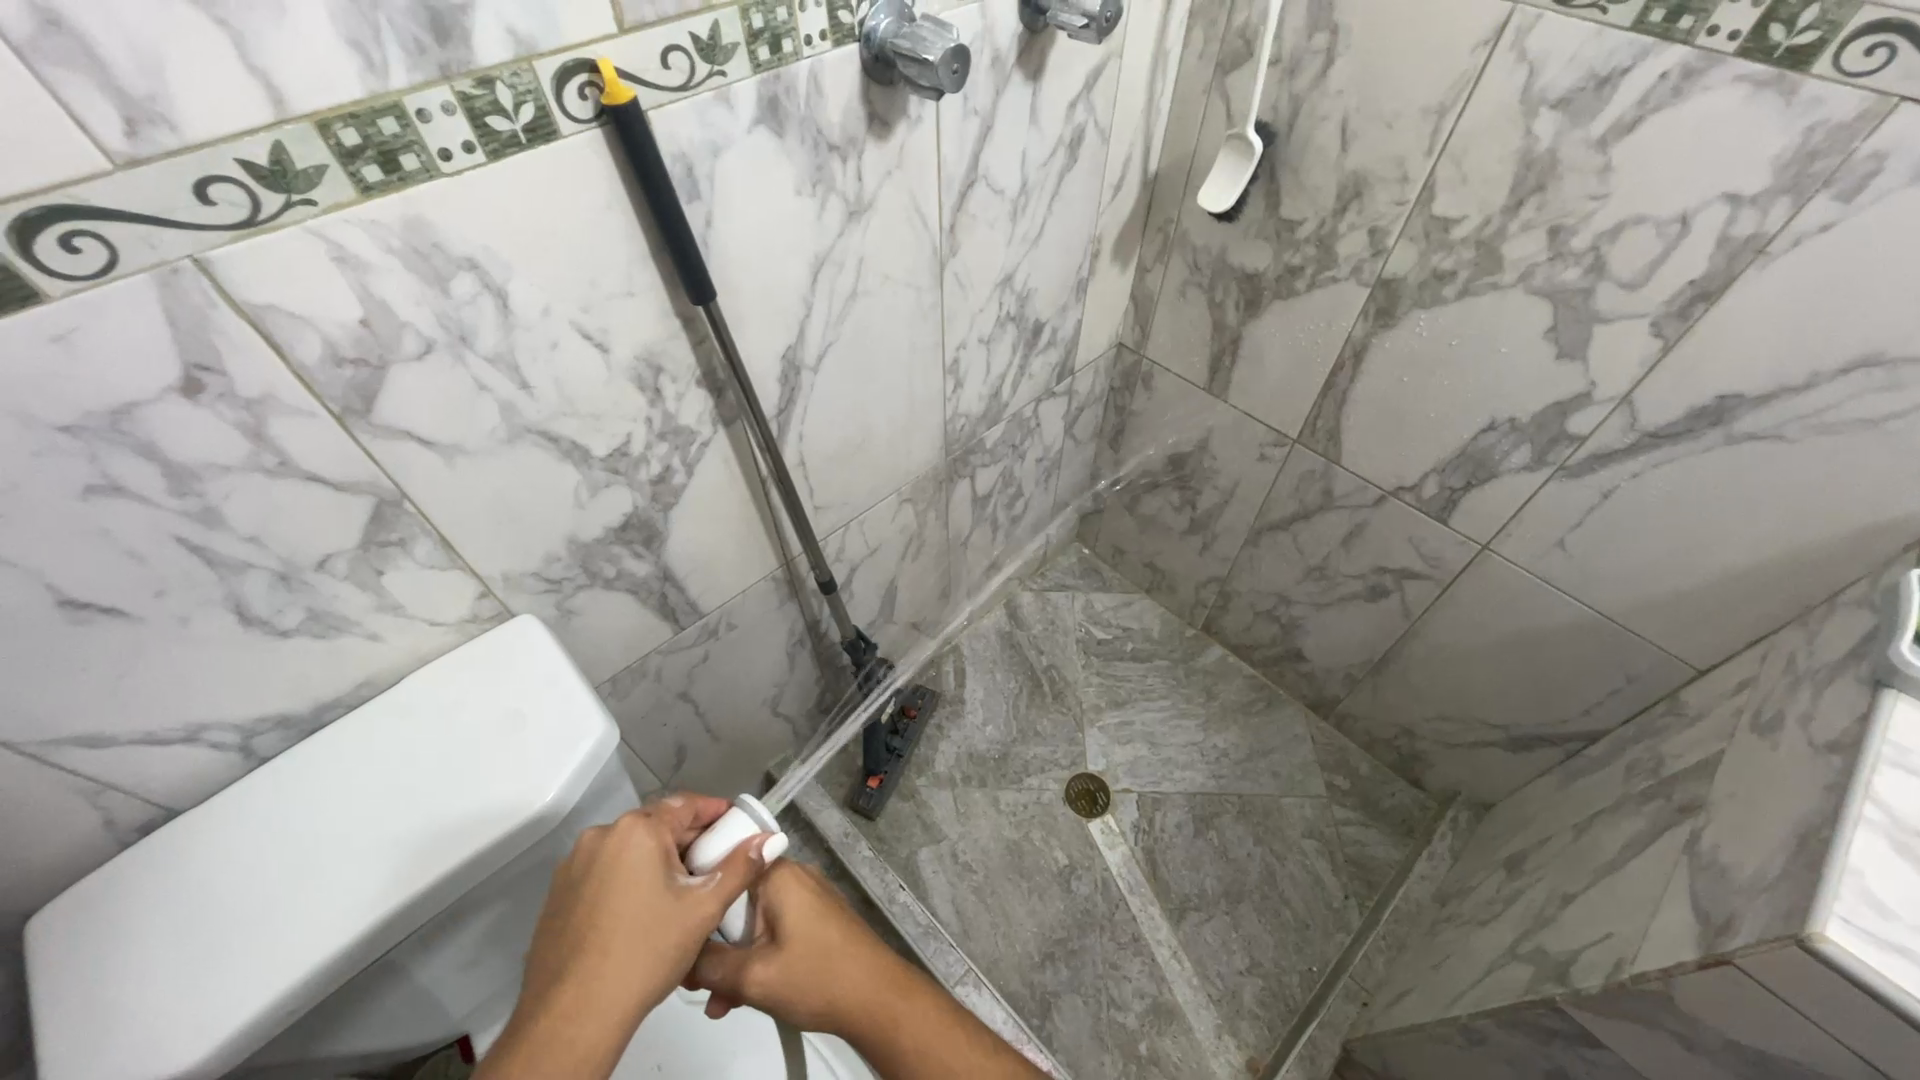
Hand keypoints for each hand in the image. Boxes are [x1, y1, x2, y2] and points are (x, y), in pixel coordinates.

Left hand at [478, 794, 776, 1079]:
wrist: (573, 1014)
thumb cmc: (647, 953)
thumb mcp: (704, 908)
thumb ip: (741, 867)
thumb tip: (771, 839)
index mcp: (637, 830)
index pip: (686, 804)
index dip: (716, 812)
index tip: (738, 827)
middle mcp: (601, 835)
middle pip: (657, 825)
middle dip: (689, 841)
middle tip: (717, 866)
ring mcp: (574, 864)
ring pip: (630, 849)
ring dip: (658, 860)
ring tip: (683, 892)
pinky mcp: (559, 892)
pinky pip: (606, 871)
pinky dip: (630, 879)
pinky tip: (644, 911)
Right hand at [684, 859, 910, 1037]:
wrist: (879, 998)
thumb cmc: (817, 978)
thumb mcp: (752, 978)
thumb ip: (708, 965)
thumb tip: (678, 957)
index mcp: (777, 875)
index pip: (722, 867)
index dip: (695, 898)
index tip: (675, 930)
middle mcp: (792, 877)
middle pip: (735, 901)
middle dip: (713, 943)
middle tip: (693, 982)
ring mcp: (807, 898)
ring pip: (752, 922)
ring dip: (732, 959)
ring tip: (716, 1002)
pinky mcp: (816, 920)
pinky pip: (772, 931)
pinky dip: (756, 958)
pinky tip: (738, 997)